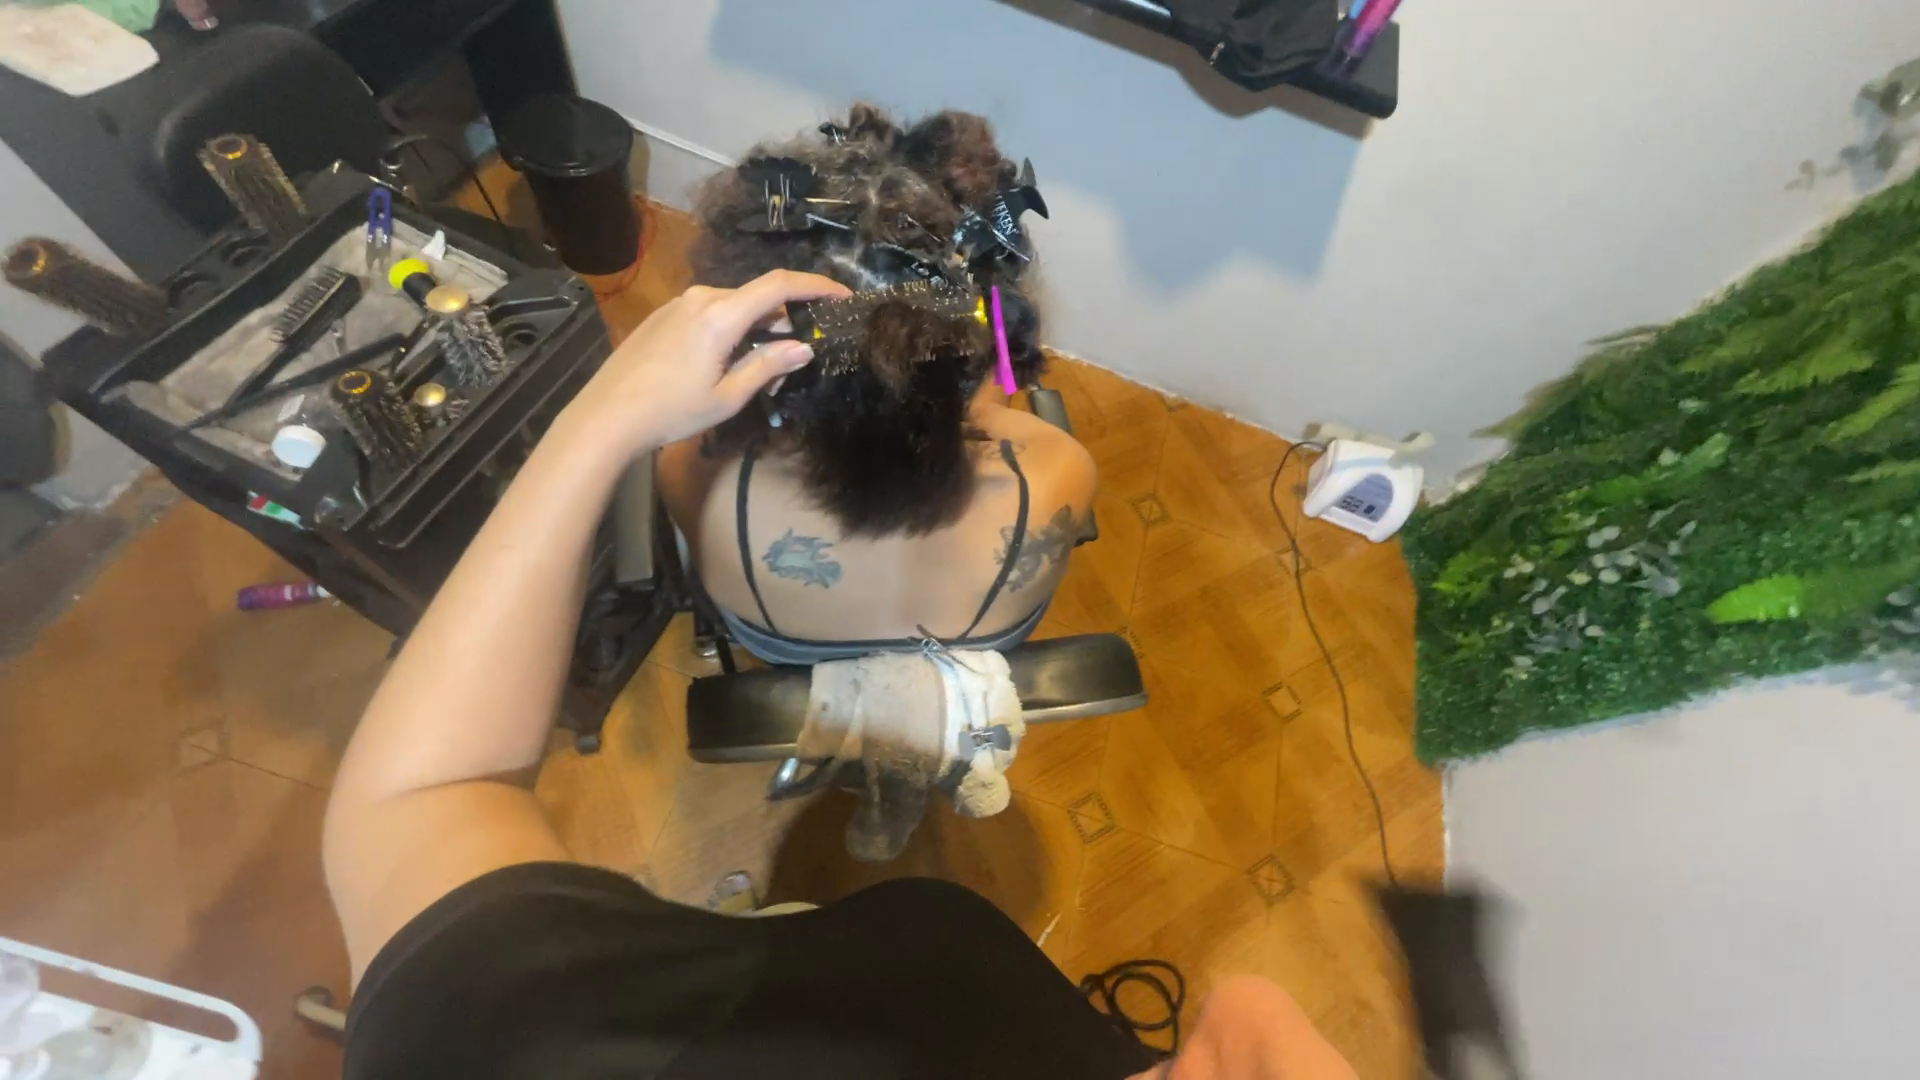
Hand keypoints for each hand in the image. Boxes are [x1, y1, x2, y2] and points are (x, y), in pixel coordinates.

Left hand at [558, 270, 850, 460]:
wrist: (607, 416)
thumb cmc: (672, 411)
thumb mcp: (728, 396)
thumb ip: (768, 366)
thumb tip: (803, 348)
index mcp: (720, 314)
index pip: (779, 285)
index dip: (816, 285)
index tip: (843, 295)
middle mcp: (701, 298)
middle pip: (757, 296)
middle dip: (786, 318)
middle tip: (799, 355)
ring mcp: (679, 304)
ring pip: (734, 305)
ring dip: (758, 327)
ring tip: (763, 366)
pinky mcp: (665, 315)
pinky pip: (711, 312)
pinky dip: (733, 328)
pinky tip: (729, 360)